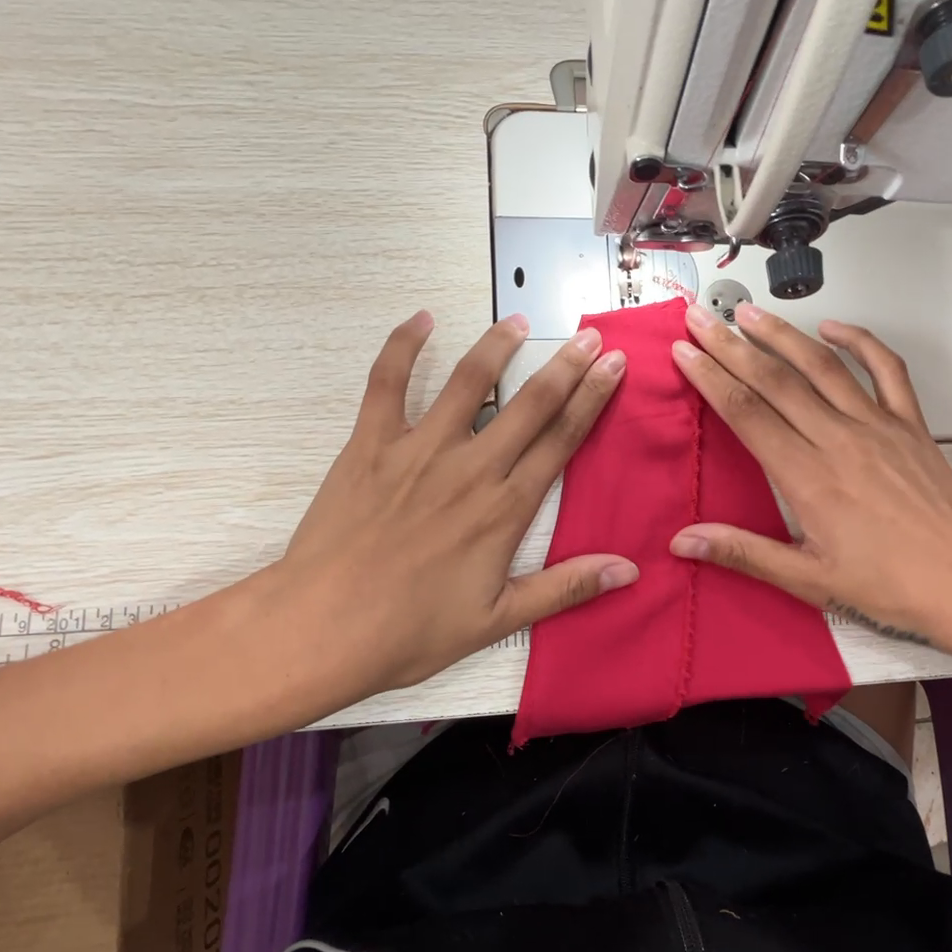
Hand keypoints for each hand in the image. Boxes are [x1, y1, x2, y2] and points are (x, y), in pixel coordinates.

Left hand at [267, 311, 635, 697]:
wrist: (323, 628)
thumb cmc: (412, 631)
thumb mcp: (498, 620)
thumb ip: (565, 588)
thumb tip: (628, 570)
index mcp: (504, 509)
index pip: (562, 440)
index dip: (593, 399)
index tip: (615, 366)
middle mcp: (470, 468)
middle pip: (529, 404)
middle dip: (565, 365)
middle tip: (590, 336)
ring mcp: (418, 450)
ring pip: (468, 382)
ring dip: (497, 346)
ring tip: (517, 321)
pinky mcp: (369, 444)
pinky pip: (386, 383)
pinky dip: (402, 346)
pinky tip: (421, 320)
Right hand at [667, 302, 951, 659]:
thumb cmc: (889, 587)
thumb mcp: (809, 581)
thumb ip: (744, 552)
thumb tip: (682, 541)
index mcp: (808, 478)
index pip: (747, 413)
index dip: (711, 378)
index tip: (684, 351)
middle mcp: (840, 440)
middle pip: (776, 380)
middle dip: (731, 345)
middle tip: (700, 318)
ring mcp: (879, 426)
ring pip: (823, 366)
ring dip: (782, 334)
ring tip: (749, 312)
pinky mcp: (911, 424)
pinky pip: (886, 370)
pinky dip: (860, 341)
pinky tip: (833, 327)